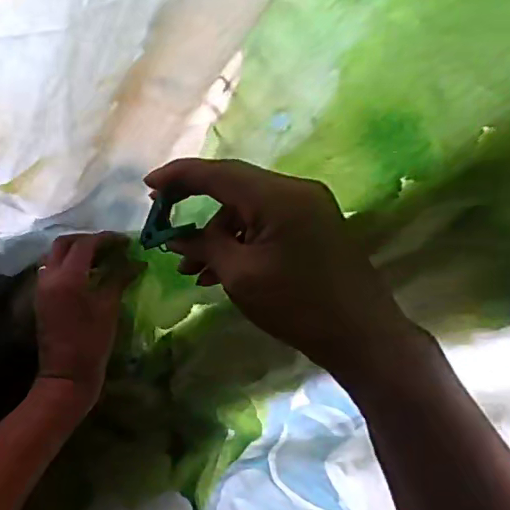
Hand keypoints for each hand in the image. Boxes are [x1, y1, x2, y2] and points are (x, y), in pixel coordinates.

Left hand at [34, 231, 140, 399]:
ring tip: (101, 259)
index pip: (85, 244)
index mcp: (66, 277)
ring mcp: (41, 287)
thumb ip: (118, 279)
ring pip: (54, 256)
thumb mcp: (108, 308)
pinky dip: (68, 265)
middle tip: (110, 246)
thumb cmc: (92, 343)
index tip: (125, 241)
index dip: (106, 239)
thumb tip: (136, 262)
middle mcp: (48, 277)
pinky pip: (51, 271)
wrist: (66, 374)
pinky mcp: (40, 298)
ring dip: (75, 252)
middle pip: (63, 244)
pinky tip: (88, 275)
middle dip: (86, 240)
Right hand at [143, 158, 420, 380]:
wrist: (362, 336)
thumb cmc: (296, 305)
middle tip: (161, 225)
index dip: (178, 176)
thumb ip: (204, 246)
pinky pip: (261, 223)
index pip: (218, 173)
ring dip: (214, 233)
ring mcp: (306, 209)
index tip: (146, 186)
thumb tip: (176, 236)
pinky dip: (236, 241)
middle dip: (192, 206)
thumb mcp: (239, 275)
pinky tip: (216, 270)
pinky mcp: (310, 227)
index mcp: (279, 197)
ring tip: (190, 268)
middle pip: (230, 186)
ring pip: (244, 209)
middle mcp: (294, 192)